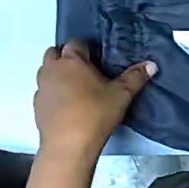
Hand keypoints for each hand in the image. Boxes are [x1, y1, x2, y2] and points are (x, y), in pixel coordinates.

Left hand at [34, 41, 154, 158]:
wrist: (68, 145)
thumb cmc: (95, 114)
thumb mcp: (121, 95)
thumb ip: (135, 77)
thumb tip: (151, 64)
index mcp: (72, 60)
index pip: (76, 42)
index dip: (86, 48)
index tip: (97, 58)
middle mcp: (52, 69)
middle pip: (55, 52)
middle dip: (66, 56)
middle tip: (83, 70)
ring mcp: (41, 87)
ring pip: (46, 71)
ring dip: (57, 73)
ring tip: (74, 86)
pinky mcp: (36, 105)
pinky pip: (44, 91)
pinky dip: (52, 92)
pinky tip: (65, 105)